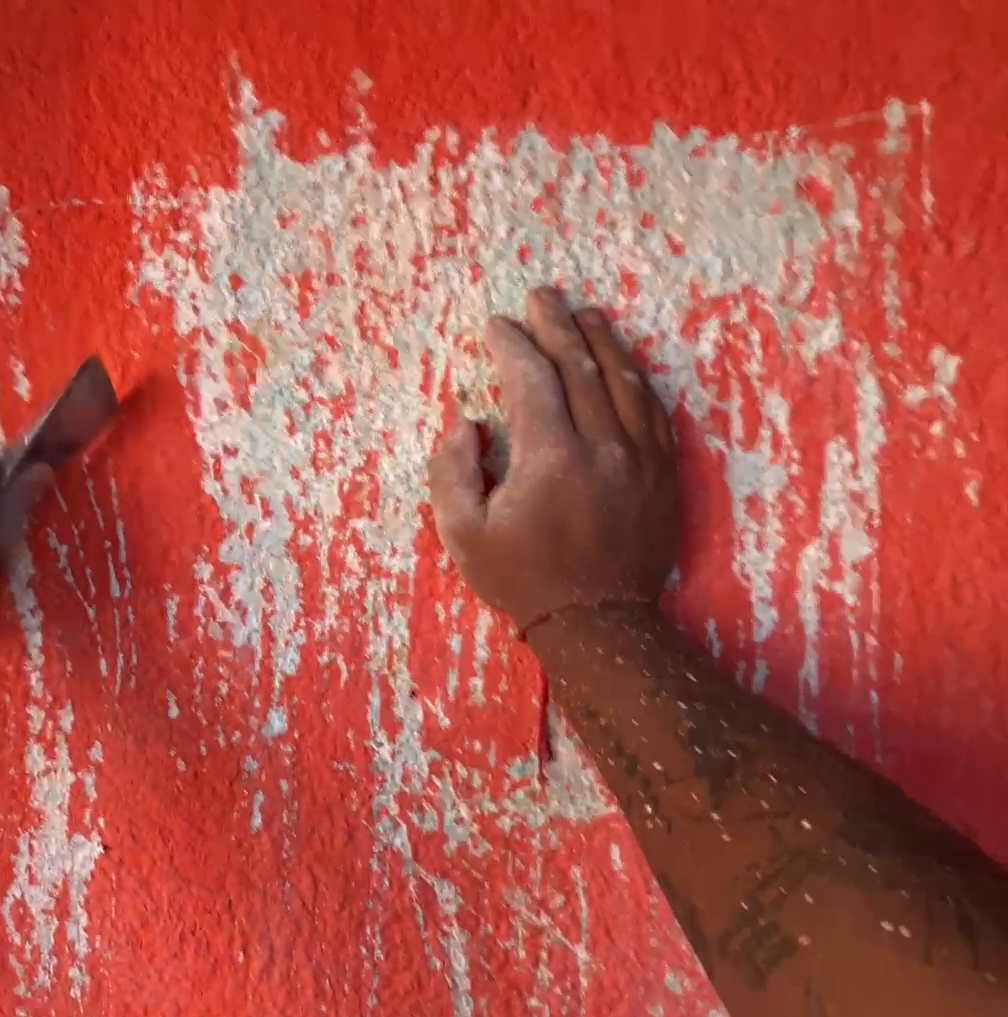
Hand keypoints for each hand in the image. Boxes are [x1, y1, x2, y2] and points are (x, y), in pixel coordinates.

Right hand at [427, 287, 679, 629]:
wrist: (596, 621)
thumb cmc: (517, 576)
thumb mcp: (461, 532)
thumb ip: (453, 471)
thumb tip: (465, 422)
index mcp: (549, 459)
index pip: (531, 381)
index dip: (511, 346)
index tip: (494, 325)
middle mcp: (602, 446)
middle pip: (581, 367)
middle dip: (556, 326)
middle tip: (540, 295)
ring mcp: (640, 456)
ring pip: (625, 379)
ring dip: (601, 340)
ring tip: (583, 312)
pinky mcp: (663, 471)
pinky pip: (654, 408)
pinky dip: (635, 374)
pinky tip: (624, 359)